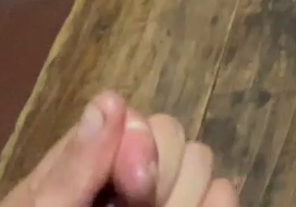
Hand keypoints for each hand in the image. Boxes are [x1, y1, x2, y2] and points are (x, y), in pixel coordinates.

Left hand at [0, 91, 238, 206]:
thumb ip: (70, 175)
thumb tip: (110, 99)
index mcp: (78, 174)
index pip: (133, 121)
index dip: (140, 144)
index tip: (131, 187)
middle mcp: (125, 179)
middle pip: (175, 134)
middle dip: (162, 179)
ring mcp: (164, 200)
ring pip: (205, 164)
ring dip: (182, 200)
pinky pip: (226, 193)